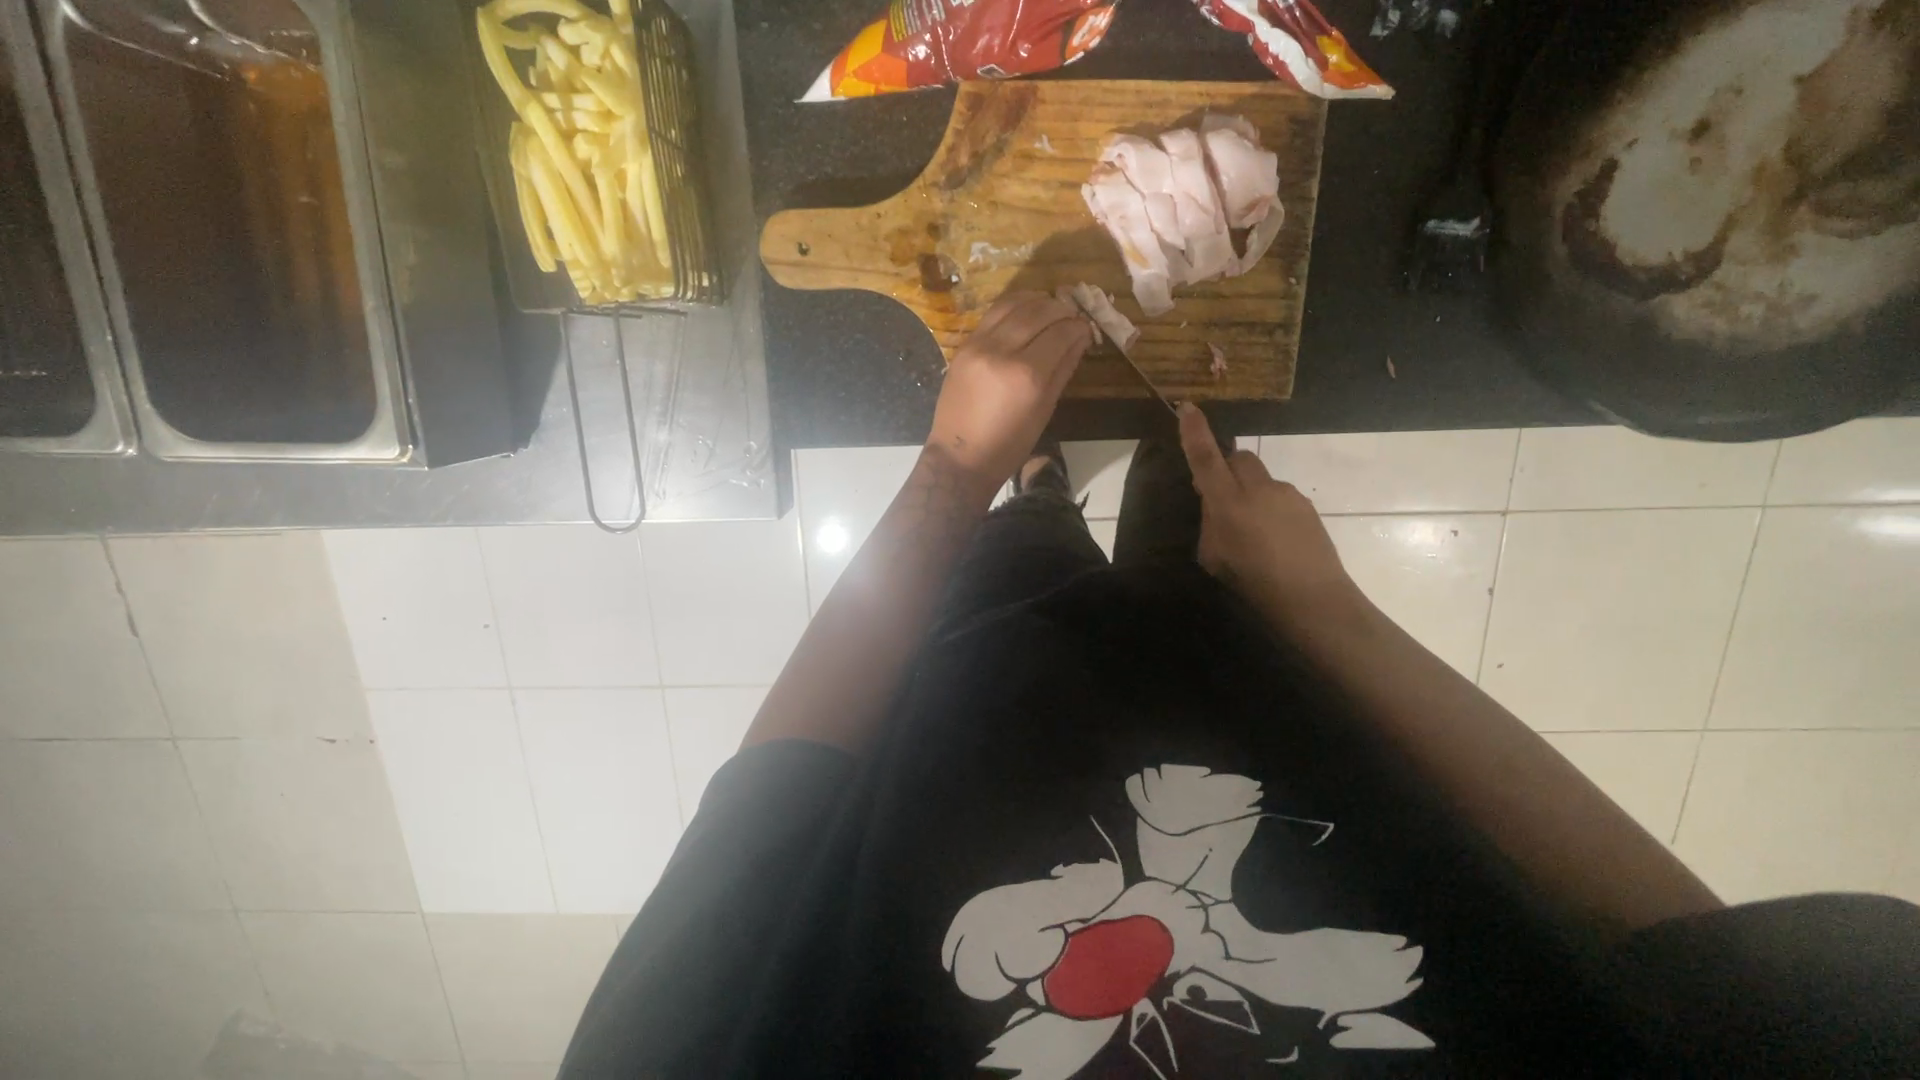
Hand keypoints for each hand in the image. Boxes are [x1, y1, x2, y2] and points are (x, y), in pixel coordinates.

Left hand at [926, 292, 1091, 494]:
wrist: (960, 456)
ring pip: (1013, 305)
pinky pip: (993, 314)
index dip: (1078, 327)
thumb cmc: (1009, 444)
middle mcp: (1002, 352)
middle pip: (1038, 312)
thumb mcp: (1045, 410)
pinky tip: (1025, 311)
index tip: (1086, 328)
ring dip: (1036, 300)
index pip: (1060, 333)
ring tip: (1050, 307)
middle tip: (1072, 315)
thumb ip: (1063, 368)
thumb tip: (1081, 338)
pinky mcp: (964, 345)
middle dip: (1061, 309)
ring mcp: (979, 345)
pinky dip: (1013, 306)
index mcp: (1027, 375)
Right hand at [1178, 403, 1360, 621]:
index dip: (1195, 432)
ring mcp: (1287, 495)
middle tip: (1220, 496)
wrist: (1312, 599)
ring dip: (1250, 493)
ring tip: (1252, 533)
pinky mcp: (1307, 506)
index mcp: (1228, 503)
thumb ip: (1210, 524)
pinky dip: (1270, 509)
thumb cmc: (1253, 583)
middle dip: (1226, 467)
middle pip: (1238, 458)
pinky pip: (1279, 497)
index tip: (1188, 407)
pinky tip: (1275, 541)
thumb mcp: (1214, 557)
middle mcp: (1259, 489)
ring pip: (1260, 479)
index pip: (1206, 458)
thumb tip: (1214, 505)